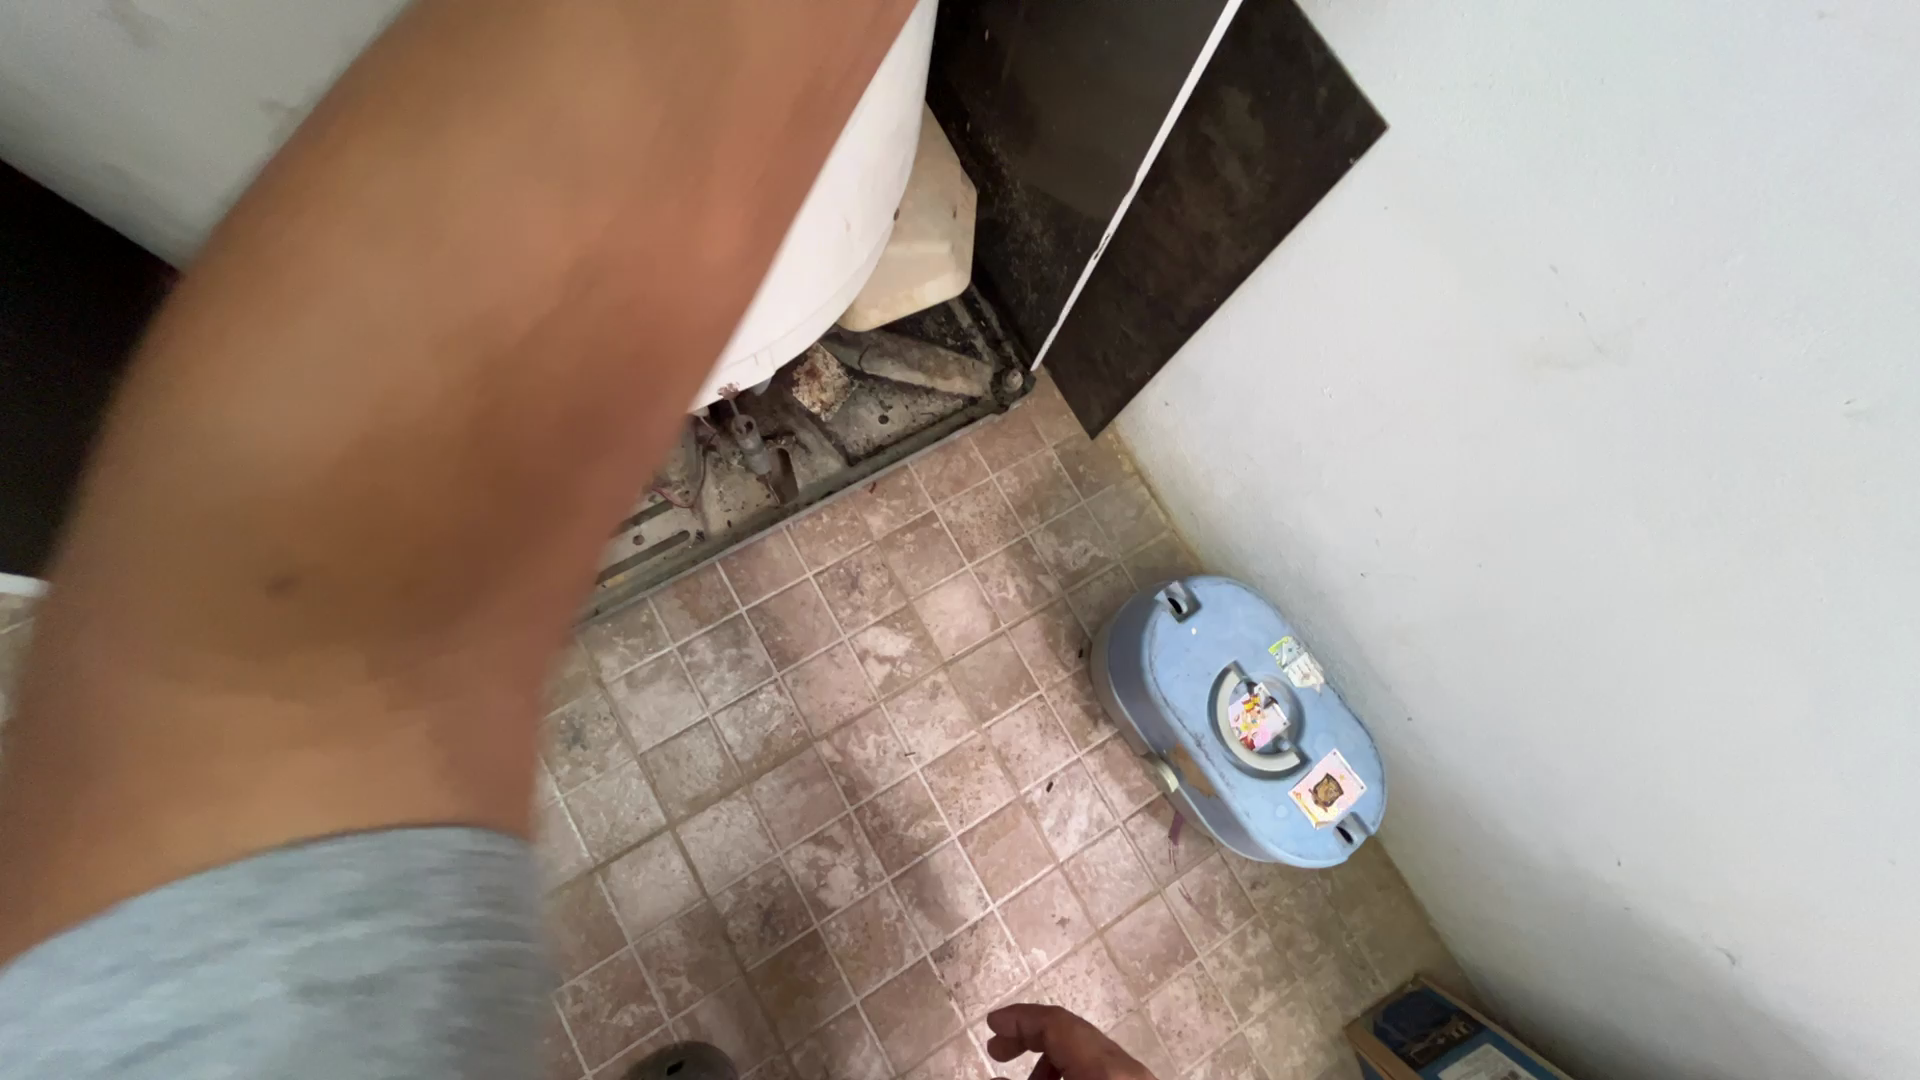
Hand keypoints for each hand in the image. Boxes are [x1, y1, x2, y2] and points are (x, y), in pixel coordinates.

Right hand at [985, 1004, 1157, 1079]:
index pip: (1057, 1022)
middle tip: (998, 1050)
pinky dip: (1075, 1075)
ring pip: (1090, 1056)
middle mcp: (1130, 1067)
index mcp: (1107, 1067)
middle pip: (1074, 1034)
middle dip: (1032, 1038)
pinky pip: (1104, 1073)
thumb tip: (995, 1078)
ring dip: (1052, 1062)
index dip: (1019, 1018)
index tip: (991, 1024)